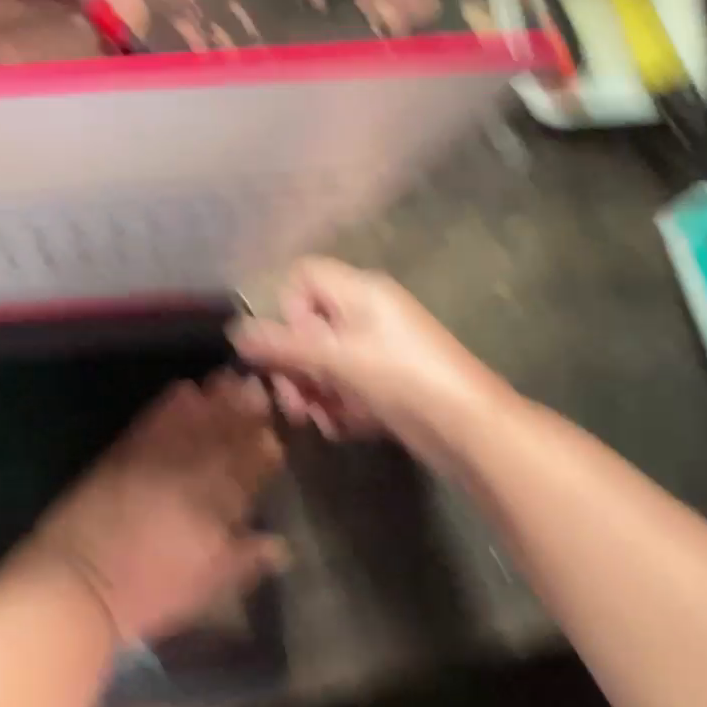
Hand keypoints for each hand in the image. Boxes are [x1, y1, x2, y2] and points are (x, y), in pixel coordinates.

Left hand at [21, 373, 286, 640]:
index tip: (276, 431)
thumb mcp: (203, 590)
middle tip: (260, 387)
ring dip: (210, 403)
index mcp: (212, 517)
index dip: (262, 452)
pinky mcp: (118, 457)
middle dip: (241, 415)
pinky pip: (149, 426)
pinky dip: (167, 407)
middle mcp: (186, 483)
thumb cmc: (144, 595)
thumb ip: (242, 561)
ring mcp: (150, 465)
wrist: (77, 581)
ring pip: (189, 428)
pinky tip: (182, 389)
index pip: (245, 477)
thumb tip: (279, 544)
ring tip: (229, 379)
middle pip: (219, 444)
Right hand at [227, 257, 518, 463]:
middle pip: (305, 326)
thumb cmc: (400, 378)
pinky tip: (342, 426)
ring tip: (317, 418)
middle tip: (292, 397)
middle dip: (292, 365)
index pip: (302, 277)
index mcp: (359, 293)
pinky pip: (344, 384)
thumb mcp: (332, 358)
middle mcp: (367, 314)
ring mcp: (378, 349)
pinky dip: (337, 405)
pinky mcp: (388, 382)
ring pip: (321, 361)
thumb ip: (279, 344)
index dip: (287, 307)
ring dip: (310, 391)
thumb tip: (235, 332)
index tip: (293, 341)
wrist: (471, 430)